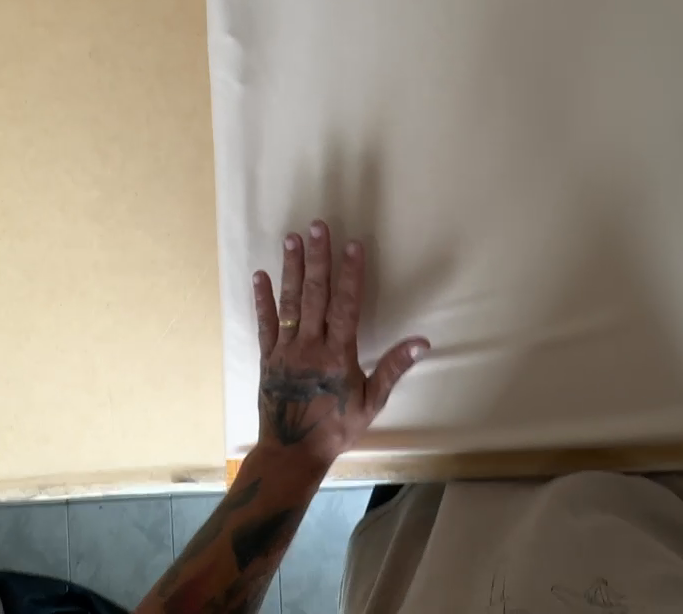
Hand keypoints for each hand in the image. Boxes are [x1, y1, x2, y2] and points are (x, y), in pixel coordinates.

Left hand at [251, 220, 428, 468]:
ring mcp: (286, 350)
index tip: (353, 245)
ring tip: (292, 239)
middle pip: (315, 294)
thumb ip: (394, 368)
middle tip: (317, 227)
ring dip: (291, 269)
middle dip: (317, 258)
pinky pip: (265, 325)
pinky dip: (262, 299)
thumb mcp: (372, 401)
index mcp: (338, 353)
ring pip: (290, 303)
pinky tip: (260, 274)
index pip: (347, 305)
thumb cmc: (337, 428)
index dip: (350, 274)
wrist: (292, 455)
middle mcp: (310, 345)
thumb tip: (422, 342)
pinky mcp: (267, 359)